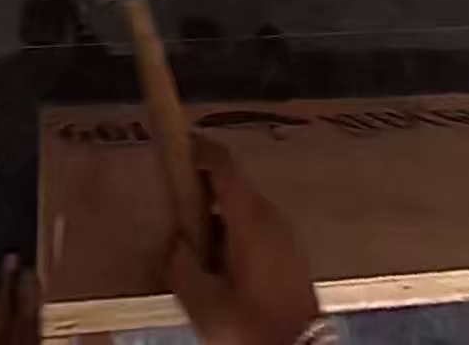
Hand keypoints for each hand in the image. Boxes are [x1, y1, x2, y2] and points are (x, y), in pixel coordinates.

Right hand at [166, 135, 320, 344]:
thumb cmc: (253, 327)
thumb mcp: (205, 304)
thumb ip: (181, 266)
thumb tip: (175, 243)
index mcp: (249, 215)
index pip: (223, 162)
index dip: (199, 147)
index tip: (178, 143)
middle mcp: (270, 214)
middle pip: (233, 182)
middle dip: (204, 185)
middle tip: (178, 198)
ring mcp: (286, 232)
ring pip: (246, 205)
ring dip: (220, 211)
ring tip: (196, 238)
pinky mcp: (293, 252)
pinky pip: (258, 224)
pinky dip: (236, 228)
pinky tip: (223, 261)